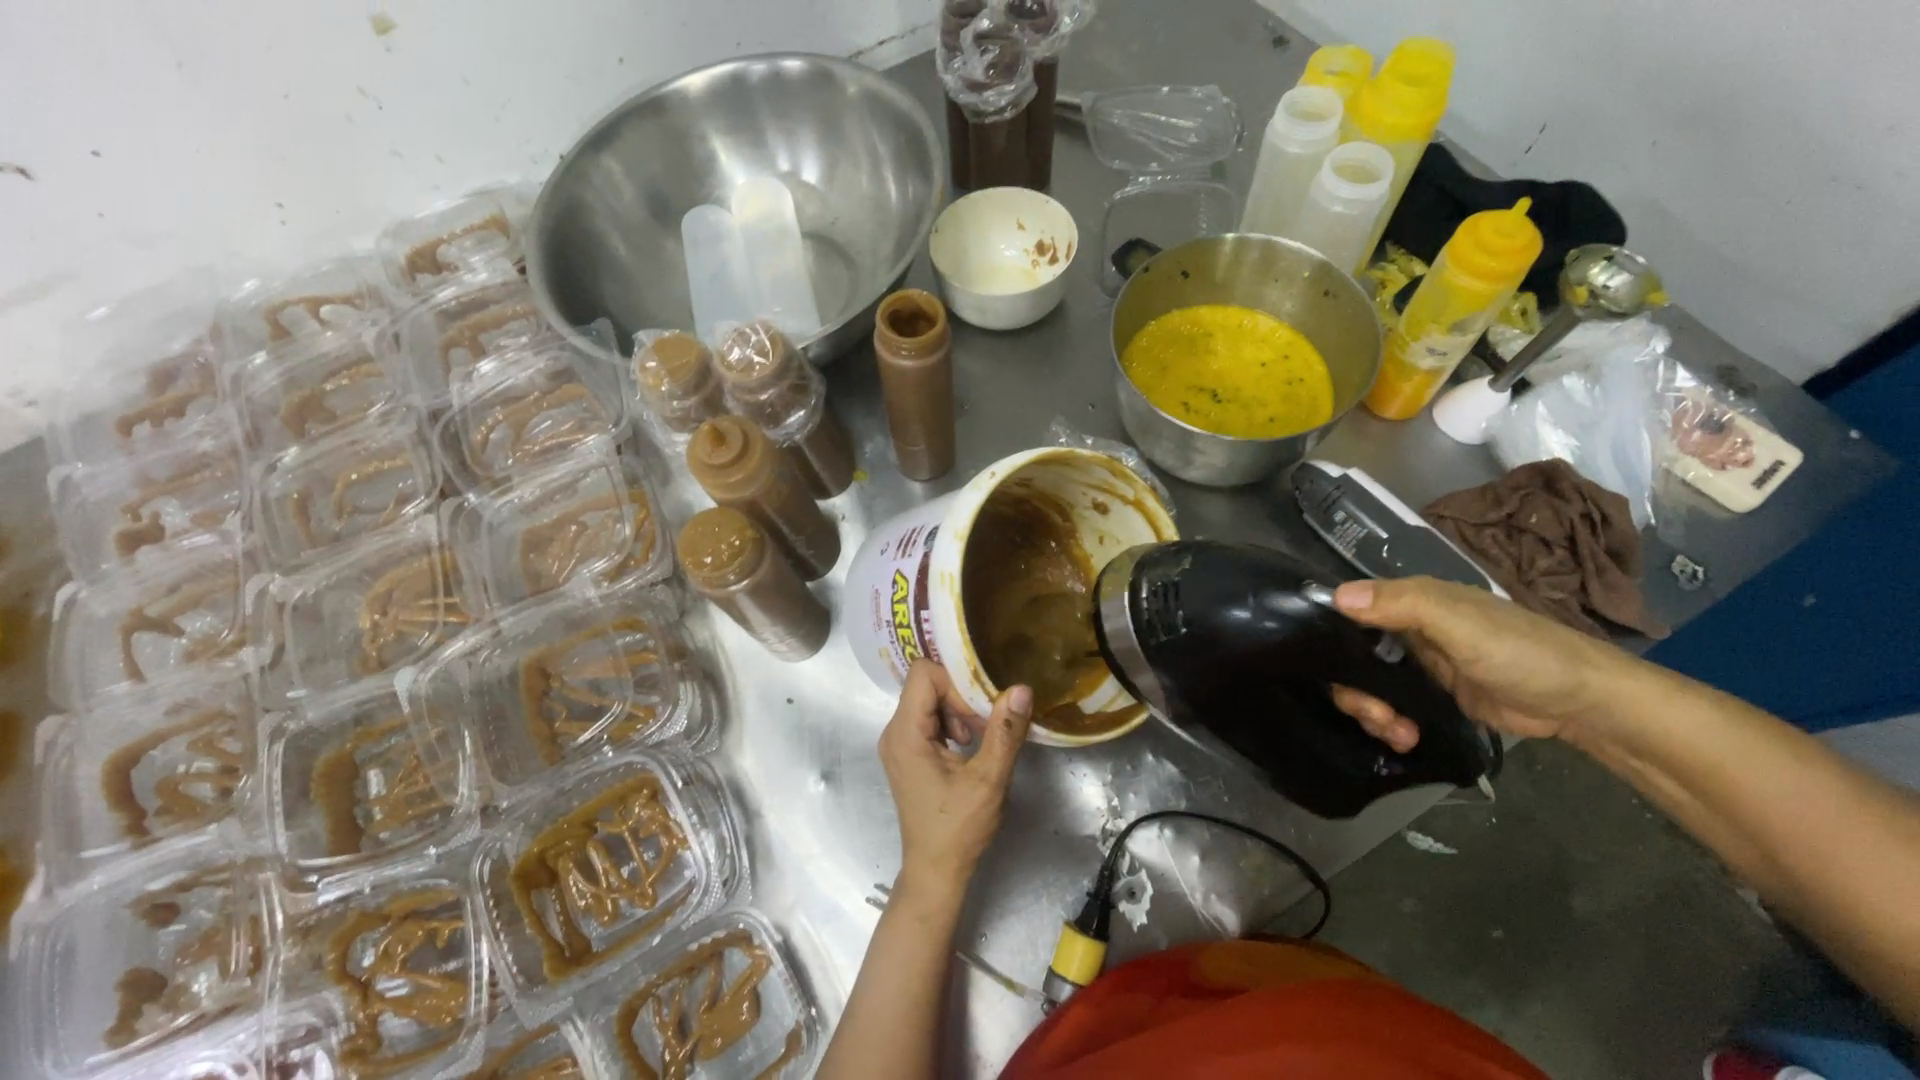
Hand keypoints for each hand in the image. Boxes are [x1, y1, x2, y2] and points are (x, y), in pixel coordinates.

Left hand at [877, 661, 1032, 893]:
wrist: (935, 869)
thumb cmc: (958, 828)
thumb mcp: (989, 780)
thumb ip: (1005, 731)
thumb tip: (1021, 689)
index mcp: (904, 733)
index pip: (924, 674)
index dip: (956, 681)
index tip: (980, 707)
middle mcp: (894, 732)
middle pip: (926, 686)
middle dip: (961, 697)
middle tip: (987, 724)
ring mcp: (897, 744)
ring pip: (928, 701)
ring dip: (958, 711)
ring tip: (980, 739)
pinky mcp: (907, 755)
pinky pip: (927, 720)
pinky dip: (951, 725)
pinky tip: (969, 748)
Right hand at [1329, 577, 1628, 750]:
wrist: (1582, 702)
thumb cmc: (1521, 652)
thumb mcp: (1460, 623)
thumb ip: (1403, 604)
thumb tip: (1337, 595)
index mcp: (1411, 601)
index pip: (1348, 610)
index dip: (1328, 638)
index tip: (1328, 671)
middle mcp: (1408, 628)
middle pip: (1350, 657)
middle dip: (1355, 691)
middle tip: (1377, 715)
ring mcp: (1420, 664)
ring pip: (1368, 685)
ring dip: (1372, 712)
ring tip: (1397, 733)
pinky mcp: (1433, 695)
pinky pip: (1392, 706)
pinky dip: (1391, 725)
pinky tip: (1407, 739)